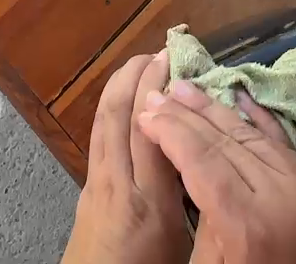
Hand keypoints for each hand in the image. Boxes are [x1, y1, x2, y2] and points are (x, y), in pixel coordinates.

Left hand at [61, 52, 192, 263]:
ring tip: (141, 60)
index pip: (154, 132)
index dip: (164, 92)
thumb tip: (209, 155)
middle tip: (161, 52)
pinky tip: (121, 95)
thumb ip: (193, 196)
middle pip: (122, 115)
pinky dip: (110, 105)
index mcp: (149, 204)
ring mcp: (96, 181)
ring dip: (121, 83)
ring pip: (104, 119)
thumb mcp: (181, 246)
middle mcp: (117, 183)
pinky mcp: (85, 185)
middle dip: (140, 76)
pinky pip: (97, 133)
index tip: (180, 66)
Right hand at [137, 80, 295, 263]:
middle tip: (155, 96)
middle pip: (223, 142)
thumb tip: (187, 160)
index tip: (144, 115)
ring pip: (250, 135)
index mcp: (248, 227)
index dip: (170, 132)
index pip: (201, 159)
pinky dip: (259, 118)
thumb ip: (202, 214)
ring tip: (184, 89)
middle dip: (184, 115)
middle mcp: (279, 200)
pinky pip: (283, 144)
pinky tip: (239, 96)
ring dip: (214, 109)